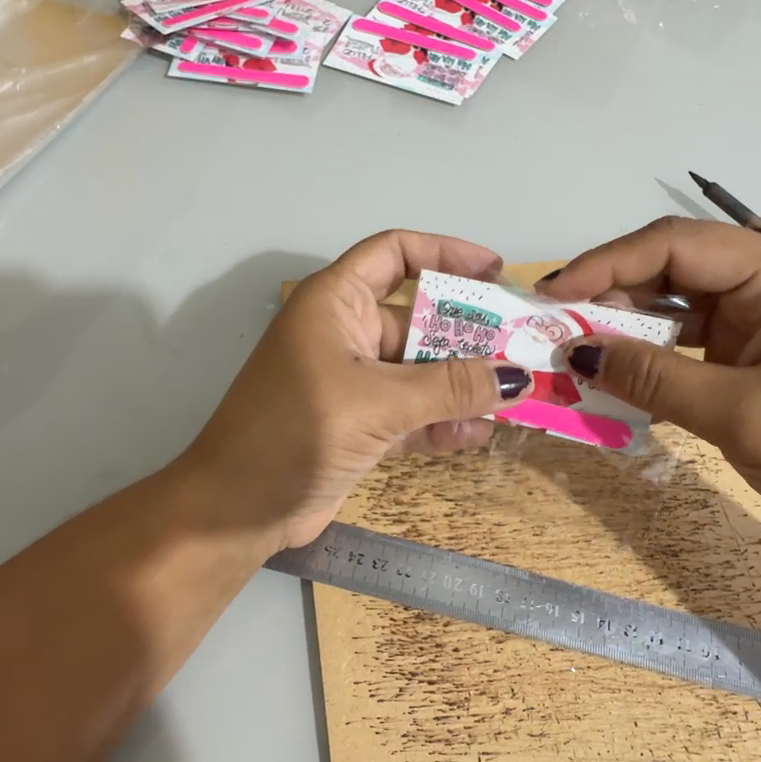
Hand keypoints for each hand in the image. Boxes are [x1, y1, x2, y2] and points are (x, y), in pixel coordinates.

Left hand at [183, 230, 535, 553]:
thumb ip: (450, 388)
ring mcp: (348, 381)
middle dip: (467, 336)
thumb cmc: (298, 432)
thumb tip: (517, 377)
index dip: (444, 252)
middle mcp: (341, 332)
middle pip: (416, 318)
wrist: (236, 509)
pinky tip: (475, 436)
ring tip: (512, 400)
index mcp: (333, 302)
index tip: (495, 273)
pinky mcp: (354, 424)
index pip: (393, 253)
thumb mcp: (378, 403)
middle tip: (523, 351)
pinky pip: (408, 410)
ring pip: (417, 369)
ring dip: (460, 385)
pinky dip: (438, 420)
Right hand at [538, 217, 760, 557]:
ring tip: (573, 353)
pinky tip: (611, 379)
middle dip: (611, 296)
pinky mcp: (756, 368)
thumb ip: (654, 377)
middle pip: (674, 272)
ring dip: (625, 331)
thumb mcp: (744, 413)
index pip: (680, 246)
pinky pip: (687, 352)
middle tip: (553, 328)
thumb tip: (576, 352)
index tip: (553, 294)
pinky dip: (648, 364)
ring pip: (676, 312)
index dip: (609, 263)